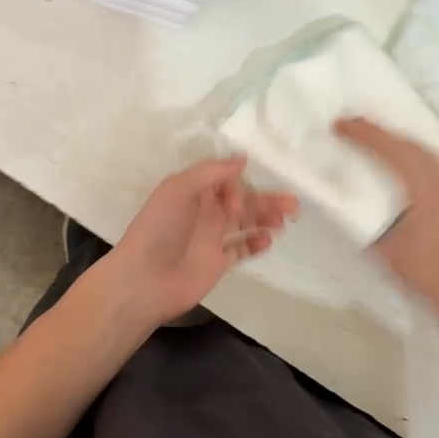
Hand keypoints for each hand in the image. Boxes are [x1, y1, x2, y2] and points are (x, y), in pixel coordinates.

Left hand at [106, 156, 295, 326]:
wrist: (145, 279)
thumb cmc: (160, 228)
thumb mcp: (180, 188)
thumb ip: (212, 172)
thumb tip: (243, 158)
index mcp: (193, 191)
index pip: (226, 180)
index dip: (238, 186)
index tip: (238, 201)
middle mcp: (204, 211)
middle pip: (241, 200)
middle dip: (266, 198)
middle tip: (293, 202)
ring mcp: (211, 238)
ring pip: (245, 223)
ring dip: (266, 218)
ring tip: (286, 219)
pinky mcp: (217, 263)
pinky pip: (241, 249)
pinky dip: (256, 243)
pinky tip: (269, 240)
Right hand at [334, 117, 438, 305]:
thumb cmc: (421, 270)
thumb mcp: (383, 245)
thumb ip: (362, 219)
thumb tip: (338, 197)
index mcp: (424, 188)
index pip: (391, 149)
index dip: (364, 134)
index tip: (339, 125)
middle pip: (408, 143)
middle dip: (378, 130)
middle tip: (350, 123)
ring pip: (422, 149)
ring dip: (395, 138)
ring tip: (371, 135)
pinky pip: (430, 159)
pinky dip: (409, 150)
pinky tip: (399, 156)